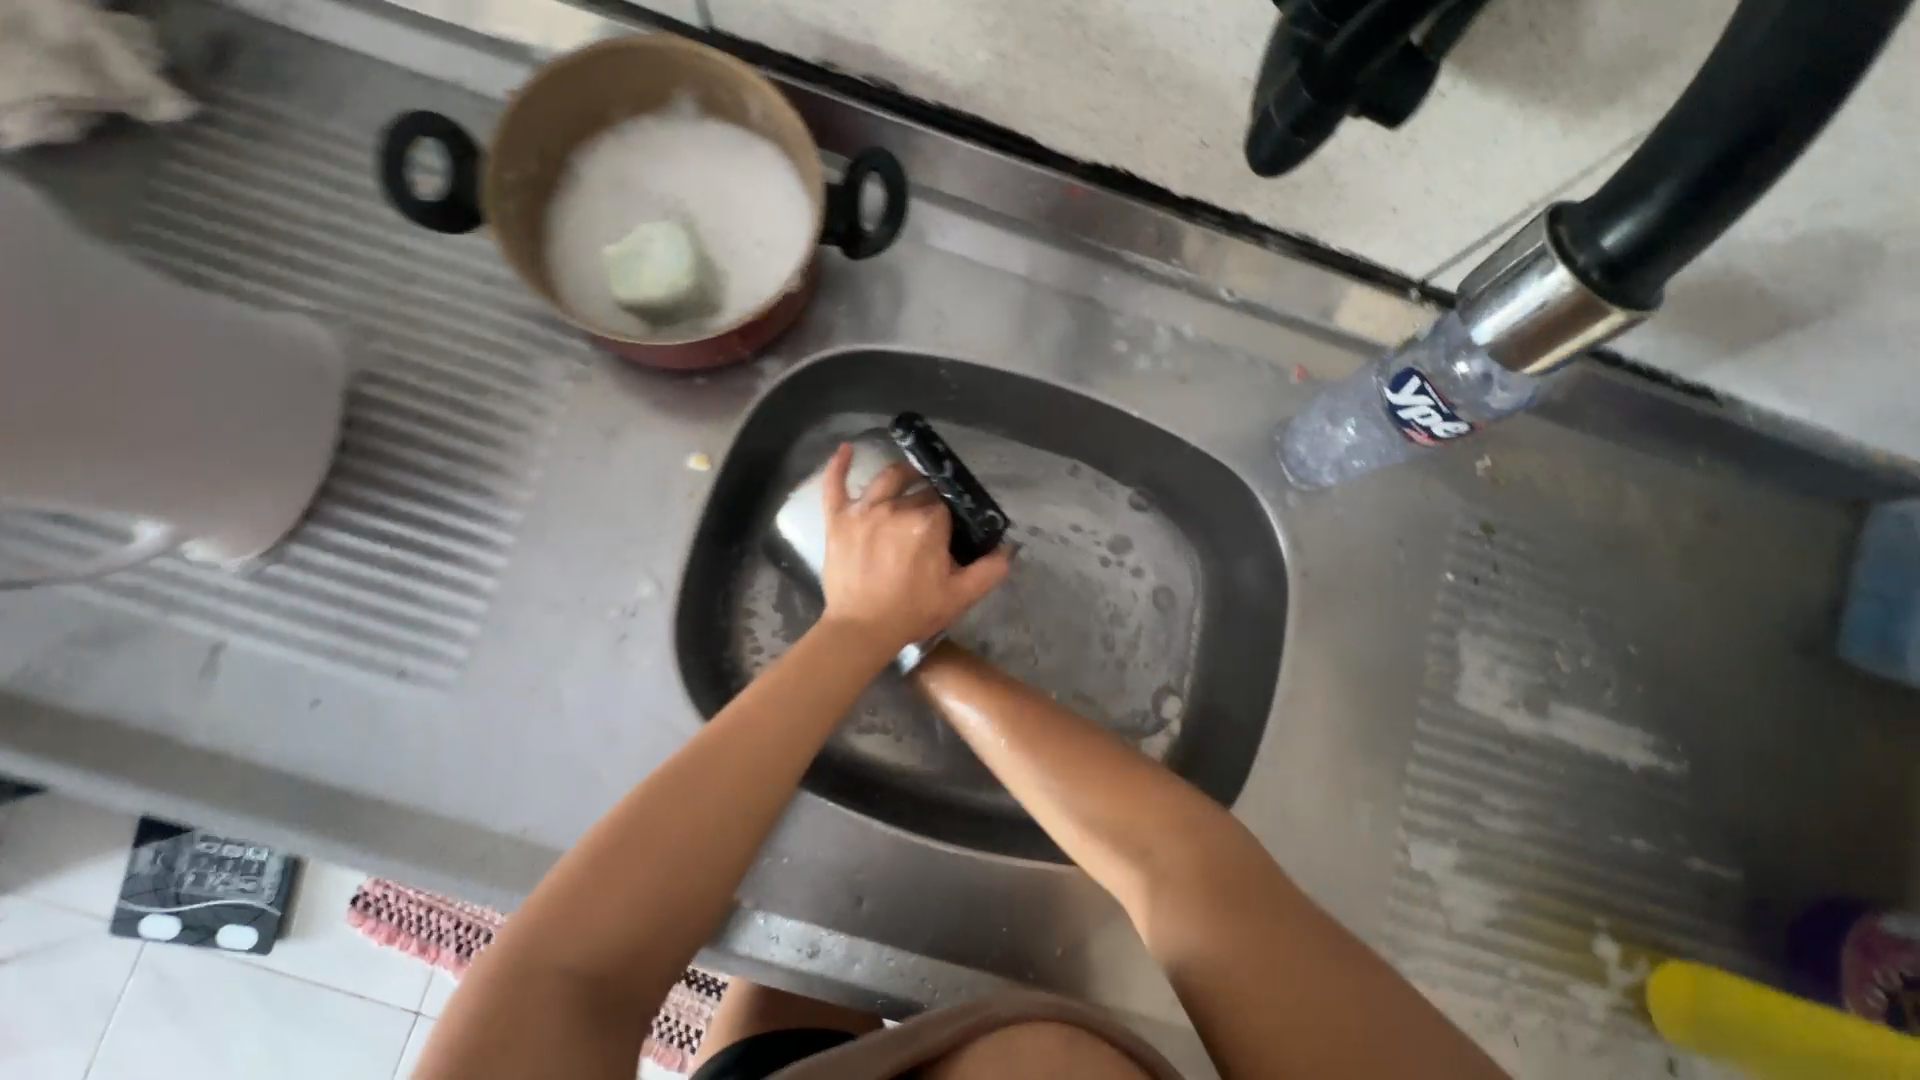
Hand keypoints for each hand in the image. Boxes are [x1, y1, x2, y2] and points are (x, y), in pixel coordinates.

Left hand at [818, 443, 1011, 655]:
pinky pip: (835, 485)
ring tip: (911, 476)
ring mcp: (864, 510)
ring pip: (887, 479)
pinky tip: (845, 448)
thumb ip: (989, 570)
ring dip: (903, 474)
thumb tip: (1008, 548)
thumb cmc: (912, 612)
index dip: (951, 517)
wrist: (861, 630)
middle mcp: (897, 507)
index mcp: (929, 523)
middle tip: (932, 519)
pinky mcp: (838, 519)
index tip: (951, 532)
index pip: (946, 506)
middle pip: (919, 492)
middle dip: (929, 500)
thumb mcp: (960, 596)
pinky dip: (838, 465)